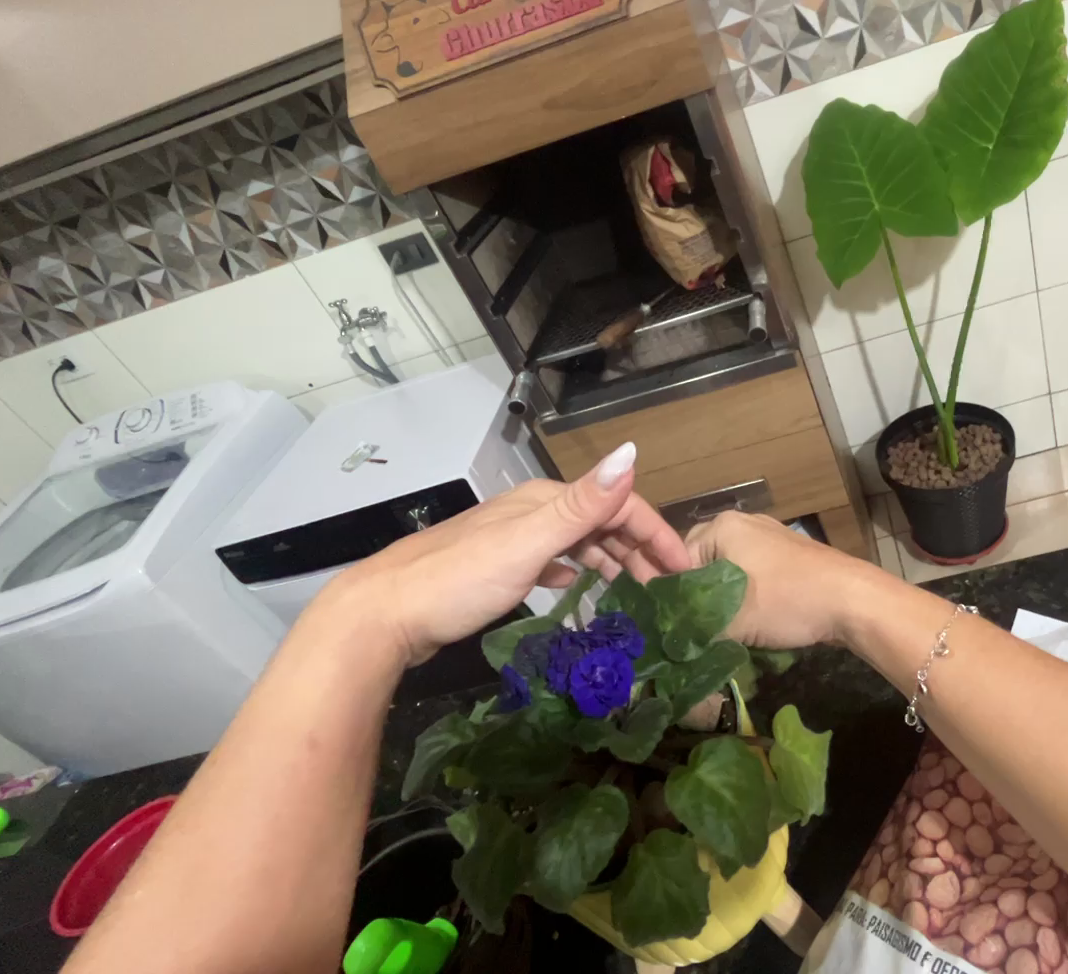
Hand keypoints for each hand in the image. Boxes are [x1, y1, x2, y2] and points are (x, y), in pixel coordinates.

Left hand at [318, 443, 692, 664]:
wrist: (383, 614)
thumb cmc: (459, 580)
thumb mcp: (528, 542)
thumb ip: (583, 503)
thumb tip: (632, 452)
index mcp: (546, 501)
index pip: (619, 505)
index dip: (657, 534)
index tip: (684, 570)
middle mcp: (534, 511)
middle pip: (602, 522)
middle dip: (641, 550)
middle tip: (668, 590)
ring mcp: (514, 537)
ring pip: (579, 541)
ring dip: (613, 560)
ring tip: (637, 590)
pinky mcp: (498, 565)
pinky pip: (554, 559)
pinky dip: (576, 569)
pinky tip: (578, 585)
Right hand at [683, 511, 895, 650]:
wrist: (853, 599)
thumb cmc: (788, 600)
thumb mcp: (733, 620)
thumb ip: (695, 624)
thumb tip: (673, 634)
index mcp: (721, 527)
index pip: (674, 560)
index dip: (673, 596)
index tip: (678, 625)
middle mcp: (741, 522)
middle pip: (700, 561)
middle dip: (698, 594)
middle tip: (700, 627)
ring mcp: (766, 534)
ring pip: (726, 567)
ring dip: (722, 595)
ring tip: (725, 625)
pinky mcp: (785, 550)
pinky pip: (750, 568)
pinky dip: (745, 590)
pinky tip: (750, 614)